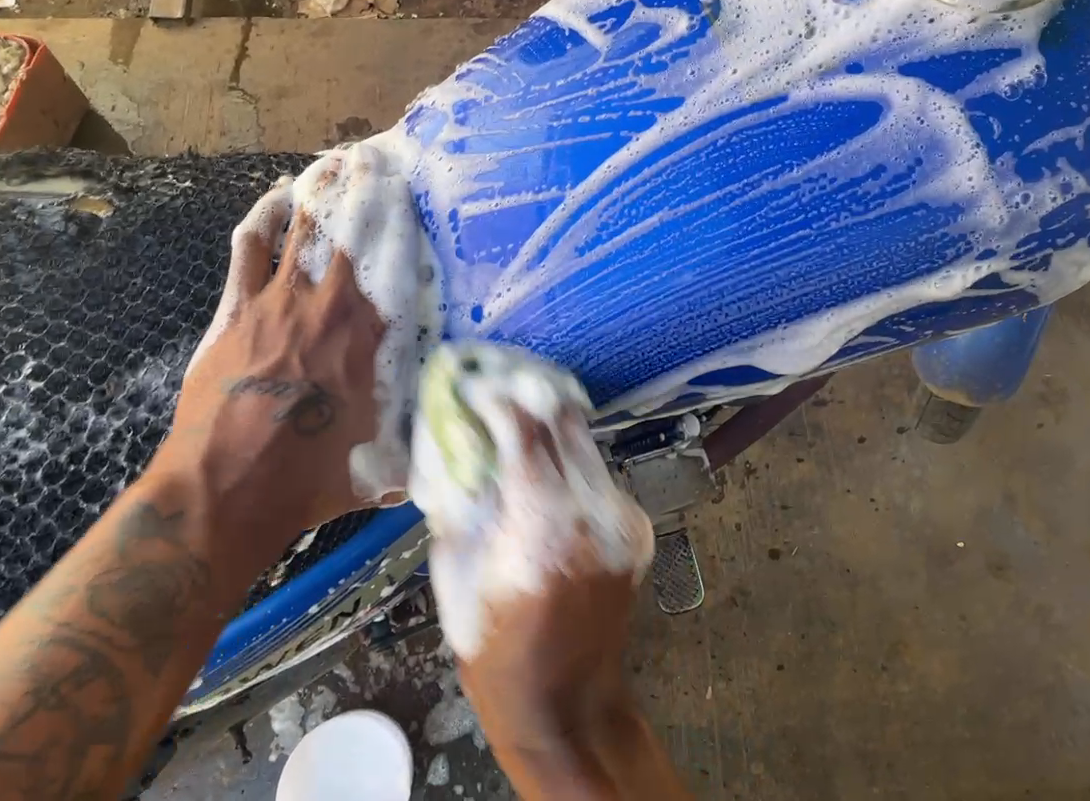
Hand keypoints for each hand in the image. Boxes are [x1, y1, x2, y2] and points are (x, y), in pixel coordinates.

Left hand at [149, 186, 390, 574]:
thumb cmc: (314, 475)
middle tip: (374, 156)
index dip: (402, 216)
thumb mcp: (386, 452)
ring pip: (304, 226)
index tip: (408, 186)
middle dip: (366, 188)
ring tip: (334, 163)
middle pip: (352, 229)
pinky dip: (264, 216)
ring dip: (320, 191)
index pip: (395, 258)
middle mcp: (330, 302)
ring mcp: (278, 299)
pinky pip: (251, 245)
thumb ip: (418, 423)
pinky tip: (277, 198)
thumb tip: (453, 418)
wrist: (229, 487)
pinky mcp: (236, 307)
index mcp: (372, 333)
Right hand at [409, 343, 666, 790]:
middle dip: (527, 396)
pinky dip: (566, 461)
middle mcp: (595, 514)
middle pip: (566, 420)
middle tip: (494, 389)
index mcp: (543, 528)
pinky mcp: (638, 526)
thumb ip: (459, 497)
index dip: (495, 398)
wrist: (567, 702)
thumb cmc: (495, 647)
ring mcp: (625, 518)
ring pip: (586, 441)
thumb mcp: (455, 572)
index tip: (472, 387)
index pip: (525, 430)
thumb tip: (452, 434)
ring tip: (513, 423)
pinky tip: (541, 471)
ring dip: (548, 426)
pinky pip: (597, 473)